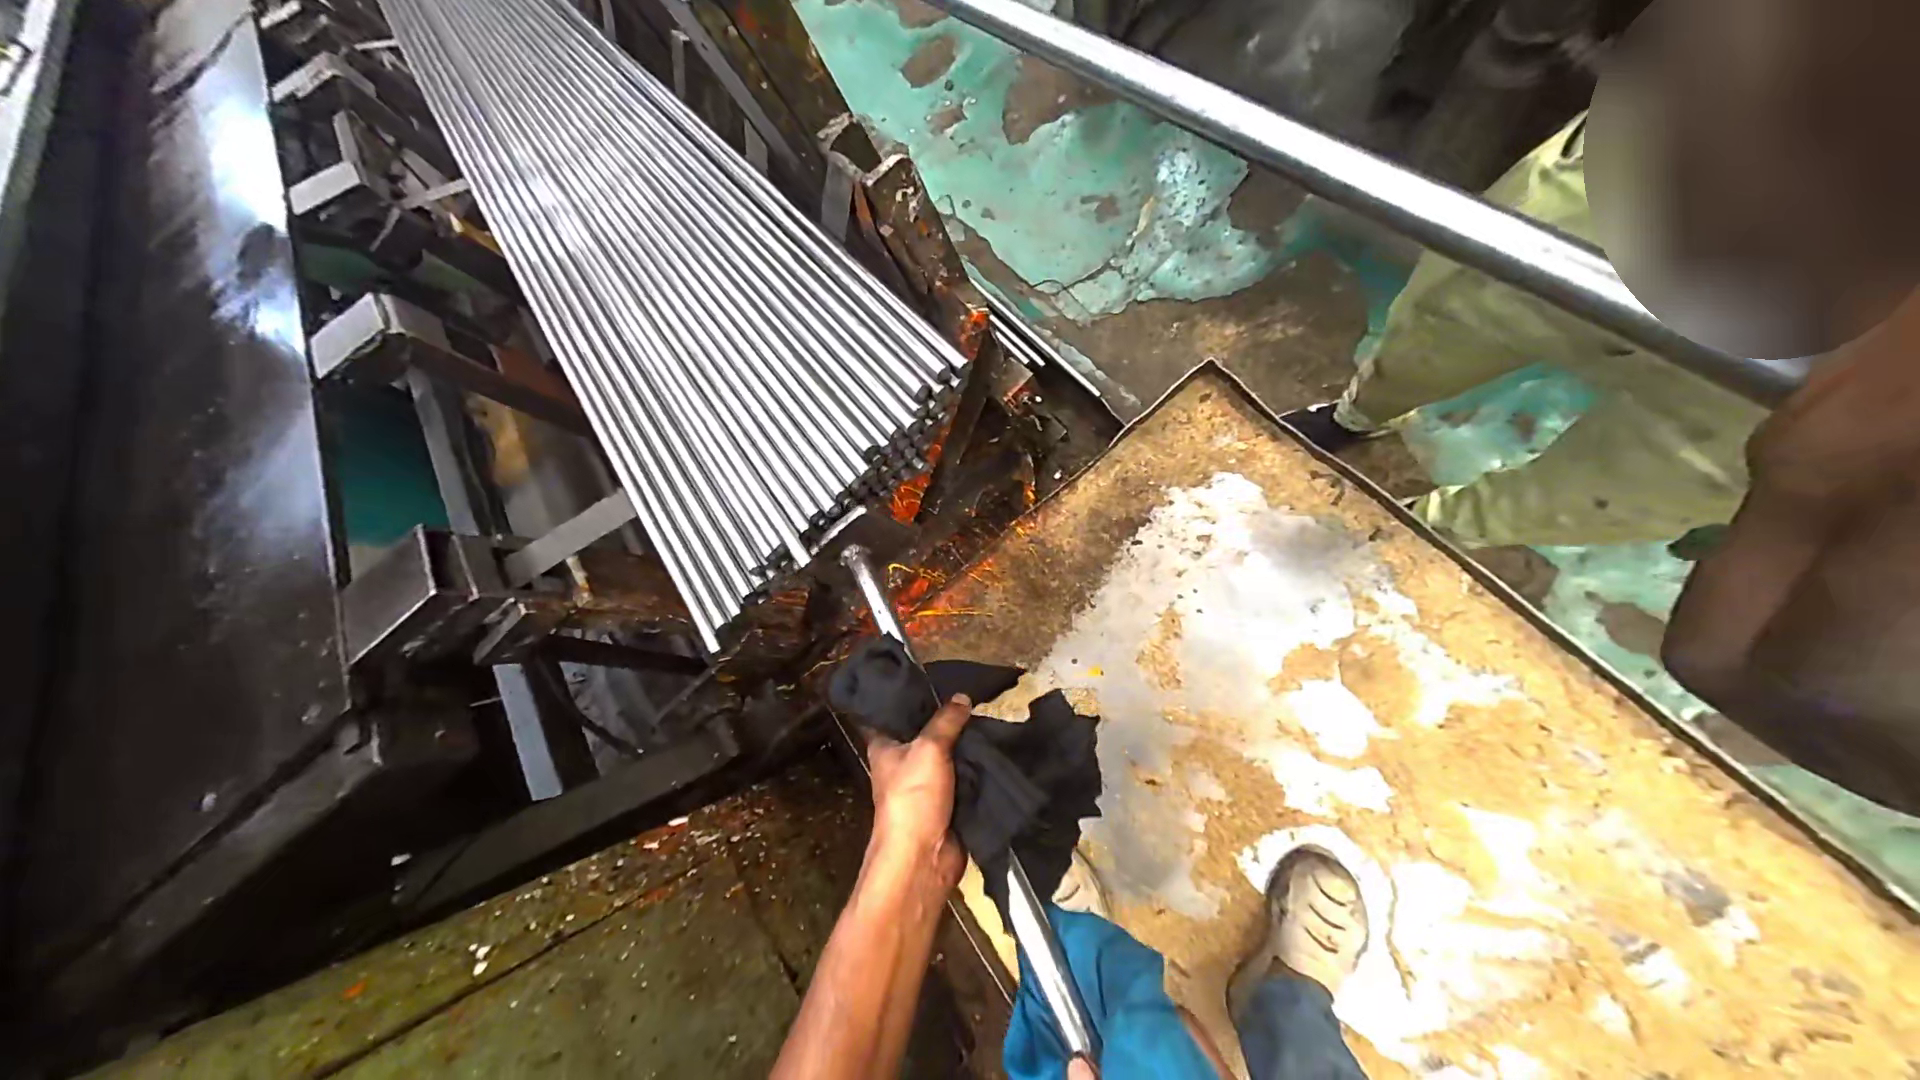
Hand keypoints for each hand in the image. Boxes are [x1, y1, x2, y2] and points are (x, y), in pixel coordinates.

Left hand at [866, 694, 971, 890]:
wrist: (925, 857)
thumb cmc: (913, 797)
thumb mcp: (929, 748)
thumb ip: (946, 721)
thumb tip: (962, 697)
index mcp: (885, 746)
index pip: (890, 712)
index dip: (906, 694)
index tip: (928, 675)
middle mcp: (903, 761)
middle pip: (926, 730)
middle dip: (946, 715)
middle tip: (970, 689)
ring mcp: (927, 782)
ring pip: (949, 752)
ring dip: (966, 740)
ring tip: (989, 709)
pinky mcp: (949, 800)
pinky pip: (965, 775)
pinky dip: (978, 764)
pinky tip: (995, 742)